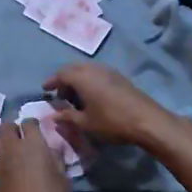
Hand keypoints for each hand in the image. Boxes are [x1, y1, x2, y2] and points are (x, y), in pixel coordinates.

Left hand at [0, 119, 70, 191]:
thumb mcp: (63, 176)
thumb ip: (56, 157)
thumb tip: (52, 148)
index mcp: (33, 144)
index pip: (28, 122)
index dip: (33, 124)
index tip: (39, 130)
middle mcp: (14, 148)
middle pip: (5, 126)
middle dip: (13, 127)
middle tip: (23, 136)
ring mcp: (1, 162)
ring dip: (4, 140)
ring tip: (15, 149)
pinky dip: (2, 157)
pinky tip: (12, 166)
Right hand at [45, 63, 173, 146]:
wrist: (146, 120)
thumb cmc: (112, 122)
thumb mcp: (86, 123)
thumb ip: (67, 117)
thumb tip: (52, 115)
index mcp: (83, 77)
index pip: (62, 74)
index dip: (52, 81)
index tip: (45, 89)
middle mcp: (95, 69)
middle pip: (74, 68)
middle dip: (64, 79)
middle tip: (60, 95)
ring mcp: (110, 71)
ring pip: (87, 70)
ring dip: (78, 80)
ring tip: (75, 98)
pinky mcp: (120, 78)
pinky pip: (98, 73)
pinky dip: (90, 81)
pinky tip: (91, 96)